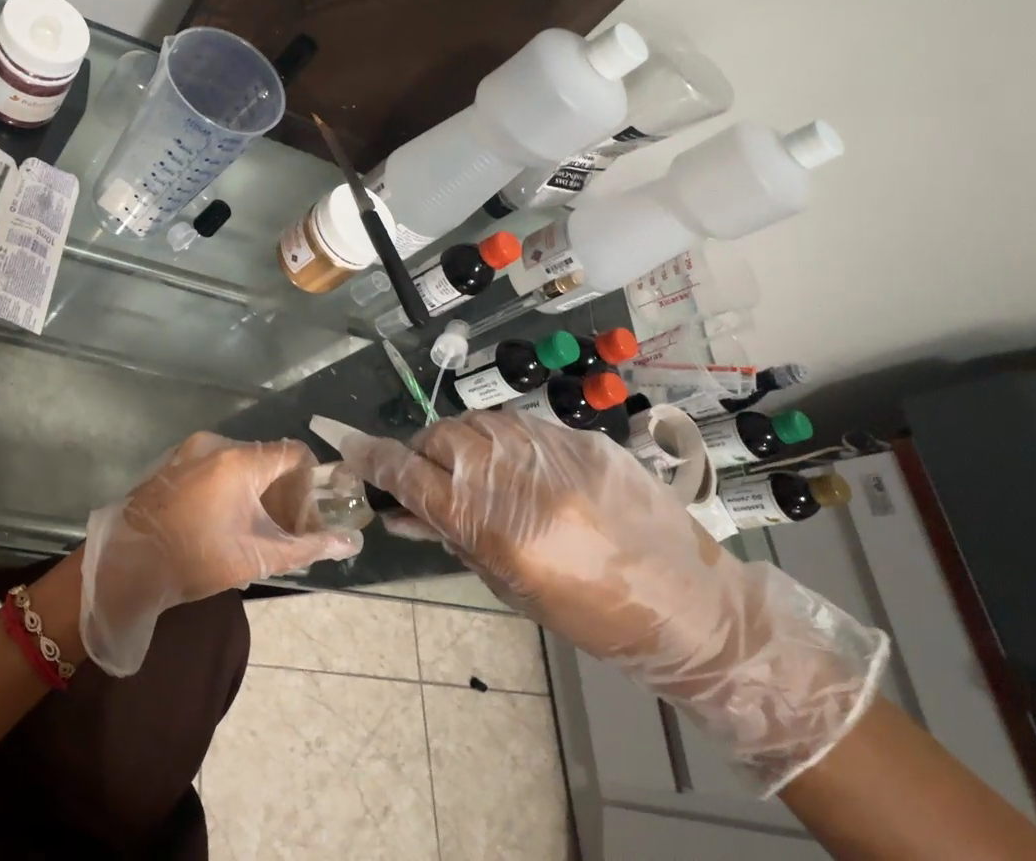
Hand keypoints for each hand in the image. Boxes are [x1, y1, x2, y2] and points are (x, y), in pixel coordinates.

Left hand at [80, 432, 363, 676]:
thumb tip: (350, 542)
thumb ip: (308, 546)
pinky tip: (218, 523)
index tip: (305, 518)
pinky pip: (210, 467)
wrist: (126, 565)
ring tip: (250, 532)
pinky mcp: (168, 464)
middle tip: (282, 531)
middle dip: (282, 493)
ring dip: (253, 493)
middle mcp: (213, 444)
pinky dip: (225, 488)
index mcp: (239, 459)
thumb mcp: (258, 556)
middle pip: (266, 458)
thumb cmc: (195, 558)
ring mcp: (186, 452)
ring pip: (237, 464)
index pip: (295, 454)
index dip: (310, 485)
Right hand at [340, 411, 887, 793]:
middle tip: (423, 475)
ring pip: (475, 422)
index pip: (407, 474)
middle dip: (419, 452)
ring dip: (458, 441)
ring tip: (467, 467)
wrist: (686, 604)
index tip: (349, 449)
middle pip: (438, 438)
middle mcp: (513, 476)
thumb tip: (400, 512)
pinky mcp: (582, 440)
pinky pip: (519, 424)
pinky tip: (511, 462)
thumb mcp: (505, 583)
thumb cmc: (587, 614)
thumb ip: (450, 537)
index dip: (371, 458)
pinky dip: (500, 438)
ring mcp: (551, 450)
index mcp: (489, 523)